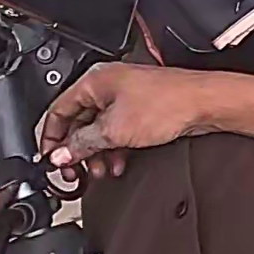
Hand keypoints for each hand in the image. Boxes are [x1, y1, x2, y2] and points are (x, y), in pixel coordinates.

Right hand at [37, 63, 253, 179]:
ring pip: (97, 128)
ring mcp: (123, 96)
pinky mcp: (138, 108)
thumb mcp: (114, 130)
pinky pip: (115, 130)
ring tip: (100, 171)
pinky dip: (113, 147)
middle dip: (75, 149)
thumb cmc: (166, 103)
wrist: (203, 103)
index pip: (57, 110)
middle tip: (74, 171)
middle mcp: (106, 85)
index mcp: (94, 81)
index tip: (50, 161)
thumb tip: (61, 153)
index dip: (50, 138)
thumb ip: (82, 143)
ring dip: (96, 152)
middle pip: (77, 121)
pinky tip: (118, 163)